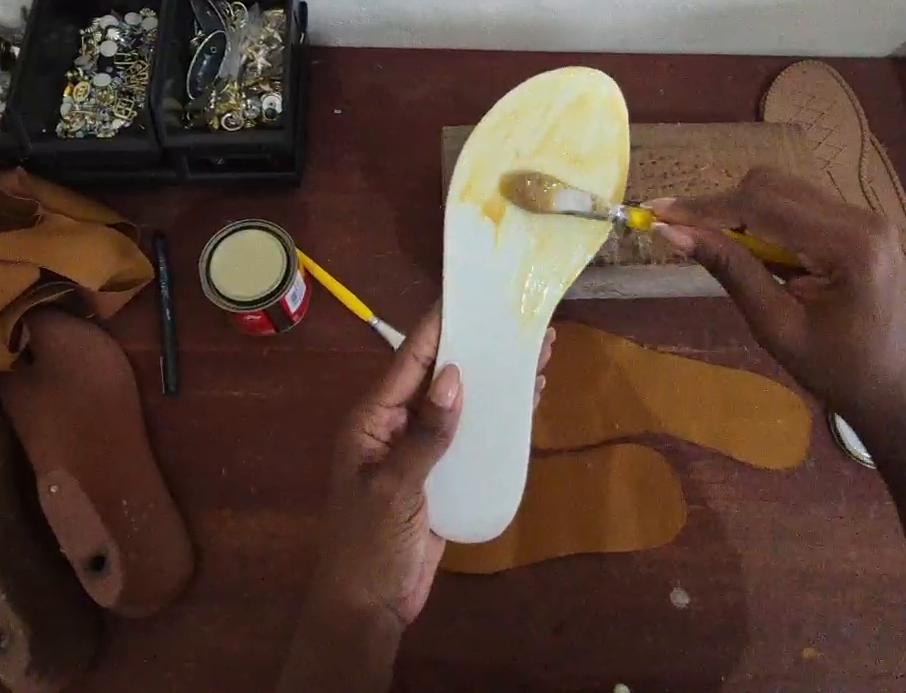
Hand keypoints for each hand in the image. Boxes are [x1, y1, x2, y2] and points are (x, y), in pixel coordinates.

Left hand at [306, 311, 553, 628]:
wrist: (368, 609)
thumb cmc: (368, 546)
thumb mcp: (394, 488)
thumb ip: (425, 433)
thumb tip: (455, 376)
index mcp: (374, 417)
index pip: (411, 359)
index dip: (439, 326)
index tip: (470, 295)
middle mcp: (398, 423)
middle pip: (443, 376)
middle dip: (479, 349)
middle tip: (521, 322)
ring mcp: (423, 448)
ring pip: (463, 403)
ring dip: (495, 381)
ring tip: (538, 353)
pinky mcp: (444, 473)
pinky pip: (472, 436)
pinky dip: (498, 418)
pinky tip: (528, 402)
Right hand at [649, 169, 905, 432]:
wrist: (901, 396)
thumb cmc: (839, 372)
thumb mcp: (776, 327)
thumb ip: (729, 270)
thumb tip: (671, 233)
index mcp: (850, 245)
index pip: (761, 206)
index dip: (703, 208)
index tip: (656, 213)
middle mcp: (862, 218)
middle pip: (770, 186)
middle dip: (719, 206)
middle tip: (679, 232)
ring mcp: (865, 218)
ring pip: (782, 190)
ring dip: (739, 212)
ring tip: (712, 244)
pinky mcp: (860, 226)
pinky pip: (798, 206)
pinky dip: (763, 220)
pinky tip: (749, 250)